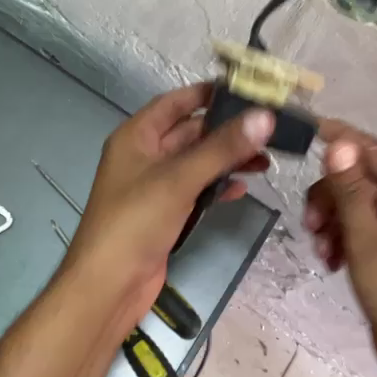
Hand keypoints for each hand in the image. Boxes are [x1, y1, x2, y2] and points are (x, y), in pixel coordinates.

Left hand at [64, 83, 273, 321]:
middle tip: (268, 130)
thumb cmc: (136, 222)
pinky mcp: (164, 214)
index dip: (206, 93)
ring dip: (226, 160)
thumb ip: (222, 147)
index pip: (174, 103)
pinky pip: (195, 190)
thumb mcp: (179, 179)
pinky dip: (217, 187)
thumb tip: (265, 116)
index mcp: (135, 137)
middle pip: (189, 133)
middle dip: (226, 131)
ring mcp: (153, 187)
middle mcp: (143, 156)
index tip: (246, 90)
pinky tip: (243, 188)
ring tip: (265, 160)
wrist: (108, 286)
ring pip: (195, 163)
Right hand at [302, 119, 376, 376]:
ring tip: (321, 250)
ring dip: (331, 221)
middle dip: (329, 195)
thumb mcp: (366, 237)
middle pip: (359, 179)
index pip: (372, 150)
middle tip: (310, 223)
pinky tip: (331, 262)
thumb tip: (339, 142)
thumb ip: (350, 188)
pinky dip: (341, 239)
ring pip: (355, 206)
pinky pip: (359, 230)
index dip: (340, 139)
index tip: (306, 132)